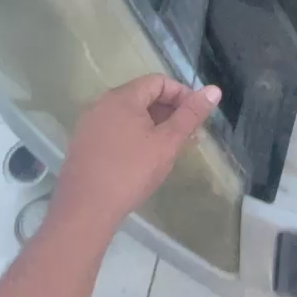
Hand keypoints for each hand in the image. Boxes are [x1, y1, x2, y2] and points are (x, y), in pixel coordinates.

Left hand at [49, 74, 220, 241]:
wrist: (83, 214)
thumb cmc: (130, 172)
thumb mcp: (168, 142)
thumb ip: (191, 114)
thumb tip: (214, 90)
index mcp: (122, 98)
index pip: (159, 82)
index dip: (182, 94)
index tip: (196, 116)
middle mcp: (101, 105)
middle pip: (143, 96)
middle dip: (169, 111)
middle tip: (186, 134)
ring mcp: (88, 126)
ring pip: (129, 115)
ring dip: (153, 125)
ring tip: (167, 148)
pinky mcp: (82, 146)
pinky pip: (114, 130)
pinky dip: (133, 136)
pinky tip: (142, 159)